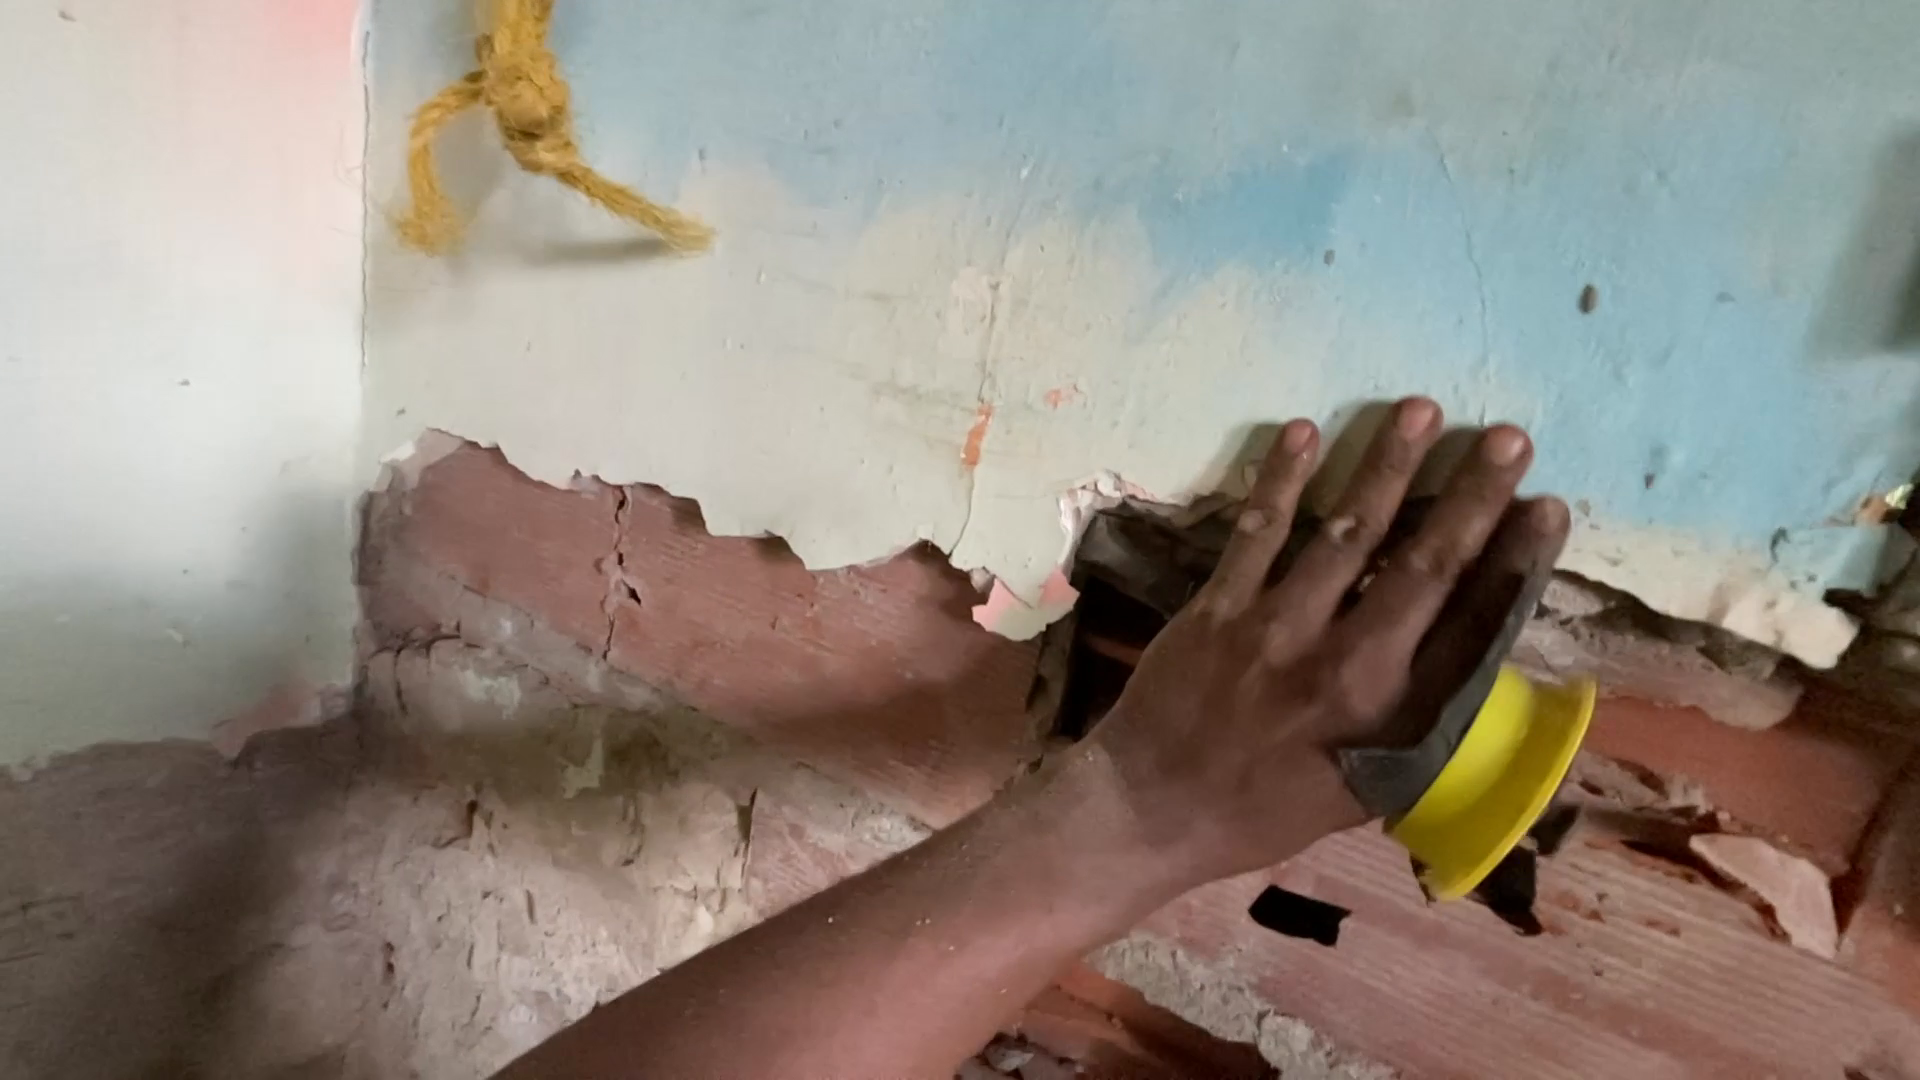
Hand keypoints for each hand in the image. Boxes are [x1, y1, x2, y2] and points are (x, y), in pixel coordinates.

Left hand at [1086, 397, 1569, 886]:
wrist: (1153, 803)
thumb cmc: (1261, 808)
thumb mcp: (1360, 793)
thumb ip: (1411, 724)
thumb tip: (1456, 658)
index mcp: (1393, 716)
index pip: (1474, 625)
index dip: (1517, 561)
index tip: (1546, 505)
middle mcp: (1344, 663)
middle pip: (1423, 566)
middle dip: (1469, 496)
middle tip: (1507, 435)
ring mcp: (1275, 627)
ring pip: (1343, 533)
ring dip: (1383, 468)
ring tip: (1419, 410)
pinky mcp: (1217, 606)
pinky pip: (1256, 531)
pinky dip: (1280, 480)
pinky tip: (1302, 432)